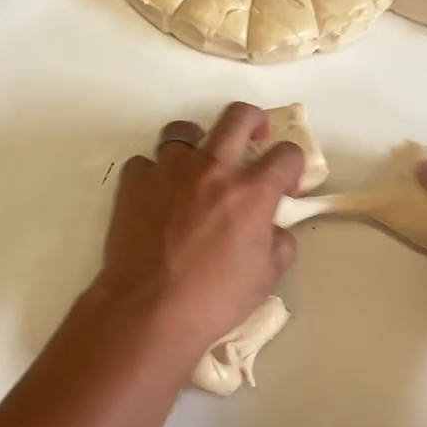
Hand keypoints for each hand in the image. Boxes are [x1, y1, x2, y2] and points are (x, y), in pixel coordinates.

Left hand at [86, 103, 303, 356]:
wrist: (148, 309)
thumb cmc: (213, 299)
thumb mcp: (266, 278)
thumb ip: (279, 243)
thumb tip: (274, 229)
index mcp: (252, 191)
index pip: (286, 155)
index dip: (292, 166)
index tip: (286, 184)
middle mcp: (213, 168)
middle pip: (237, 117)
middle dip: (253, 120)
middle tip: (254, 134)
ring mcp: (169, 169)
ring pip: (183, 131)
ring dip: (196, 144)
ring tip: (196, 166)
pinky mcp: (134, 180)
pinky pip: (146, 163)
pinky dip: (155, 175)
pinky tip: (157, 197)